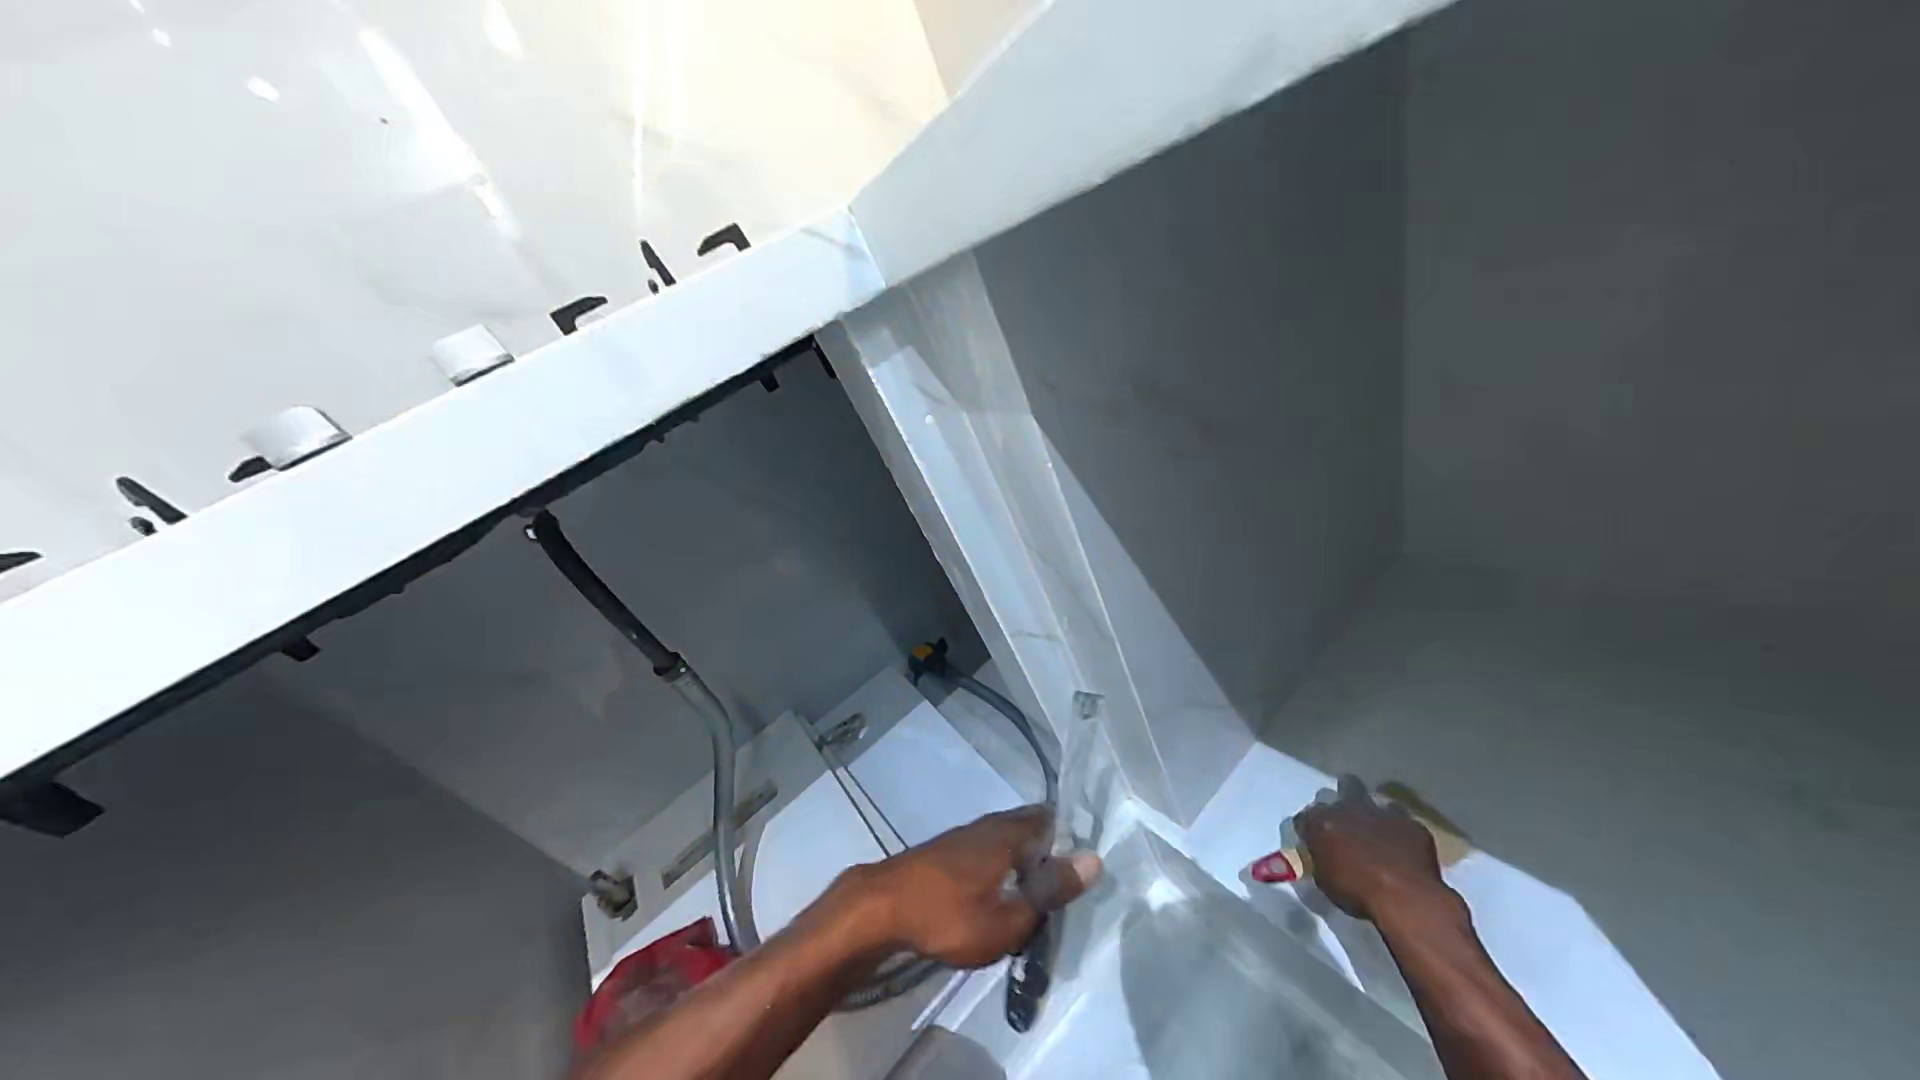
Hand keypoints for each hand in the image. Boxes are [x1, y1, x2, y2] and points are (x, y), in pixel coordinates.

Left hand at [853, 806, 1101, 968]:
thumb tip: (1094, 859)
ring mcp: (966, 835)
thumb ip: (1051, 890)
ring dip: (1023, 862)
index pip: (1053, 821)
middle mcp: (990, 825)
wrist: (880, 907)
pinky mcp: (948, 851)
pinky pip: (989, 851)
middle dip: (1048, 853)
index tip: (1082, 872)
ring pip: (1008, 840)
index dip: (1071, 842)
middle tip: (1060, 891)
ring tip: (1032, 899)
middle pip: (1030, 828)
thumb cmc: (949, 915)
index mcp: (1010, 833)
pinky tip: (998, 894)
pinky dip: (1001, 867)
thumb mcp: (1008, 918)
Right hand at [1294, 776, 1461, 927]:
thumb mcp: (1324, 879)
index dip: (1311, 827)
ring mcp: (1384, 813)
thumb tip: (1323, 857)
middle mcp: (1350, 807)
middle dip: (1347, 797)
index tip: (1315, 840)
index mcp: (1321, 820)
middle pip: (1346, 786)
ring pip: (1379, 800)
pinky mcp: (1412, 826)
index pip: (1307, 815)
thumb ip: (1320, 859)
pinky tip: (1404, 849)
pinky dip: (1402, 833)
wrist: (1404, 897)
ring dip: (1376, 814)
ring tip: (1379, 832)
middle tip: (1349, 820)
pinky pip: (1405, 823)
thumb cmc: (1356, 891)